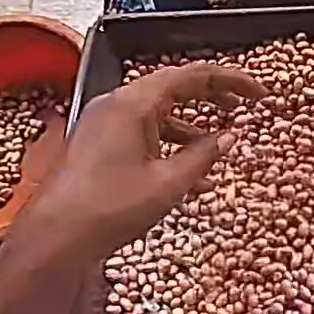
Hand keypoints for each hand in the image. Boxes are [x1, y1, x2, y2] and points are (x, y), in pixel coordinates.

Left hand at [14, 62, 266, 262]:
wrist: (56, 237)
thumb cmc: (110, 207)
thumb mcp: (168, 183)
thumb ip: (203, 156)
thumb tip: (230, 138)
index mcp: (133, 104)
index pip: (190, 76)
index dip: (229, 81)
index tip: (256, 93)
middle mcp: (116, 106)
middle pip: (173, 90)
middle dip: (211, 100)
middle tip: (242, 109)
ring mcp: (104, 126)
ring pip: (158, 116)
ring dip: (191, 129)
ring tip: (219, 146)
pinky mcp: (98, 146)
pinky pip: (142, 136)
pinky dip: (169, 147)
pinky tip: (190, 176)